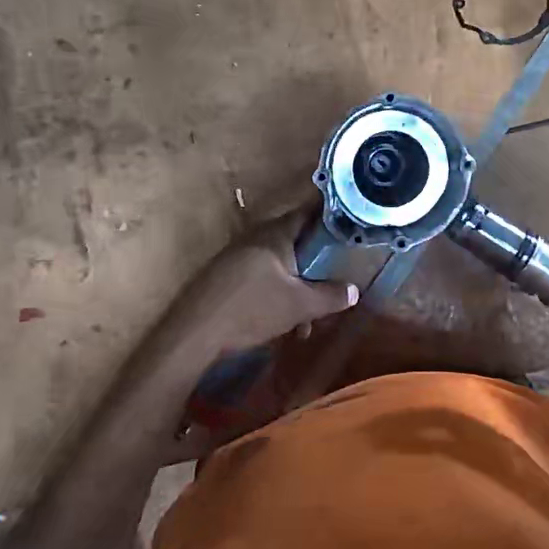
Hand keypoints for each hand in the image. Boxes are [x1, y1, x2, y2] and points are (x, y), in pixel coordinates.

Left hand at [159, 209, 358, 364]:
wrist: (194, 335)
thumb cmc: (252, 309)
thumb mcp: (300, 305)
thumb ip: (330, 296)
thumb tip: (354, 290)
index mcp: (274, 234)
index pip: (308, 213)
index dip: (330, 217)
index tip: (348, 227)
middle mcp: (254, 238)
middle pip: (294, 242)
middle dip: (315, 265)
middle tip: (333, 280)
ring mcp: (235, 257)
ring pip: (278, 265)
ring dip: (296, 287)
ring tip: (305, 320)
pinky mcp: (223, 278)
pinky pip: (260, 278)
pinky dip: (276, 294)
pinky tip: (280, 323)